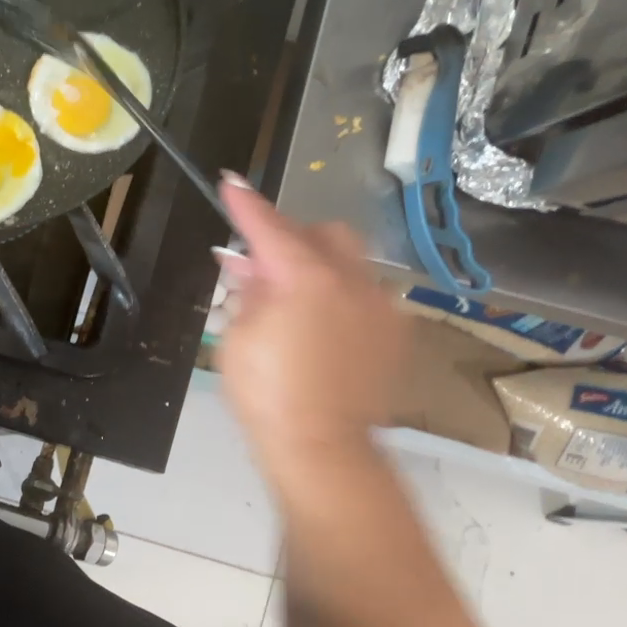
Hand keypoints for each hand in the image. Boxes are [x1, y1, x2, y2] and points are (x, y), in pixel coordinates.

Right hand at [216, 178, 406, 479]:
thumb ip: (247, 293)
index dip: (247, 206)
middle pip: (324, 234)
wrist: (321, 444)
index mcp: (306, 280)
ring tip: (289, 301)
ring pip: (350, 264)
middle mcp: (352, 282)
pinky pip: (366, 297)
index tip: (231, 182)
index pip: (269, 229)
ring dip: (317, 268)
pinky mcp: (395, 333)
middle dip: (292, 237)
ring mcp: (381, 306)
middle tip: (259, 262)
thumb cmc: (265, 393)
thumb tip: (249, 265)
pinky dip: (339, 298)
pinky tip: (317, 329)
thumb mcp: (236, 339)